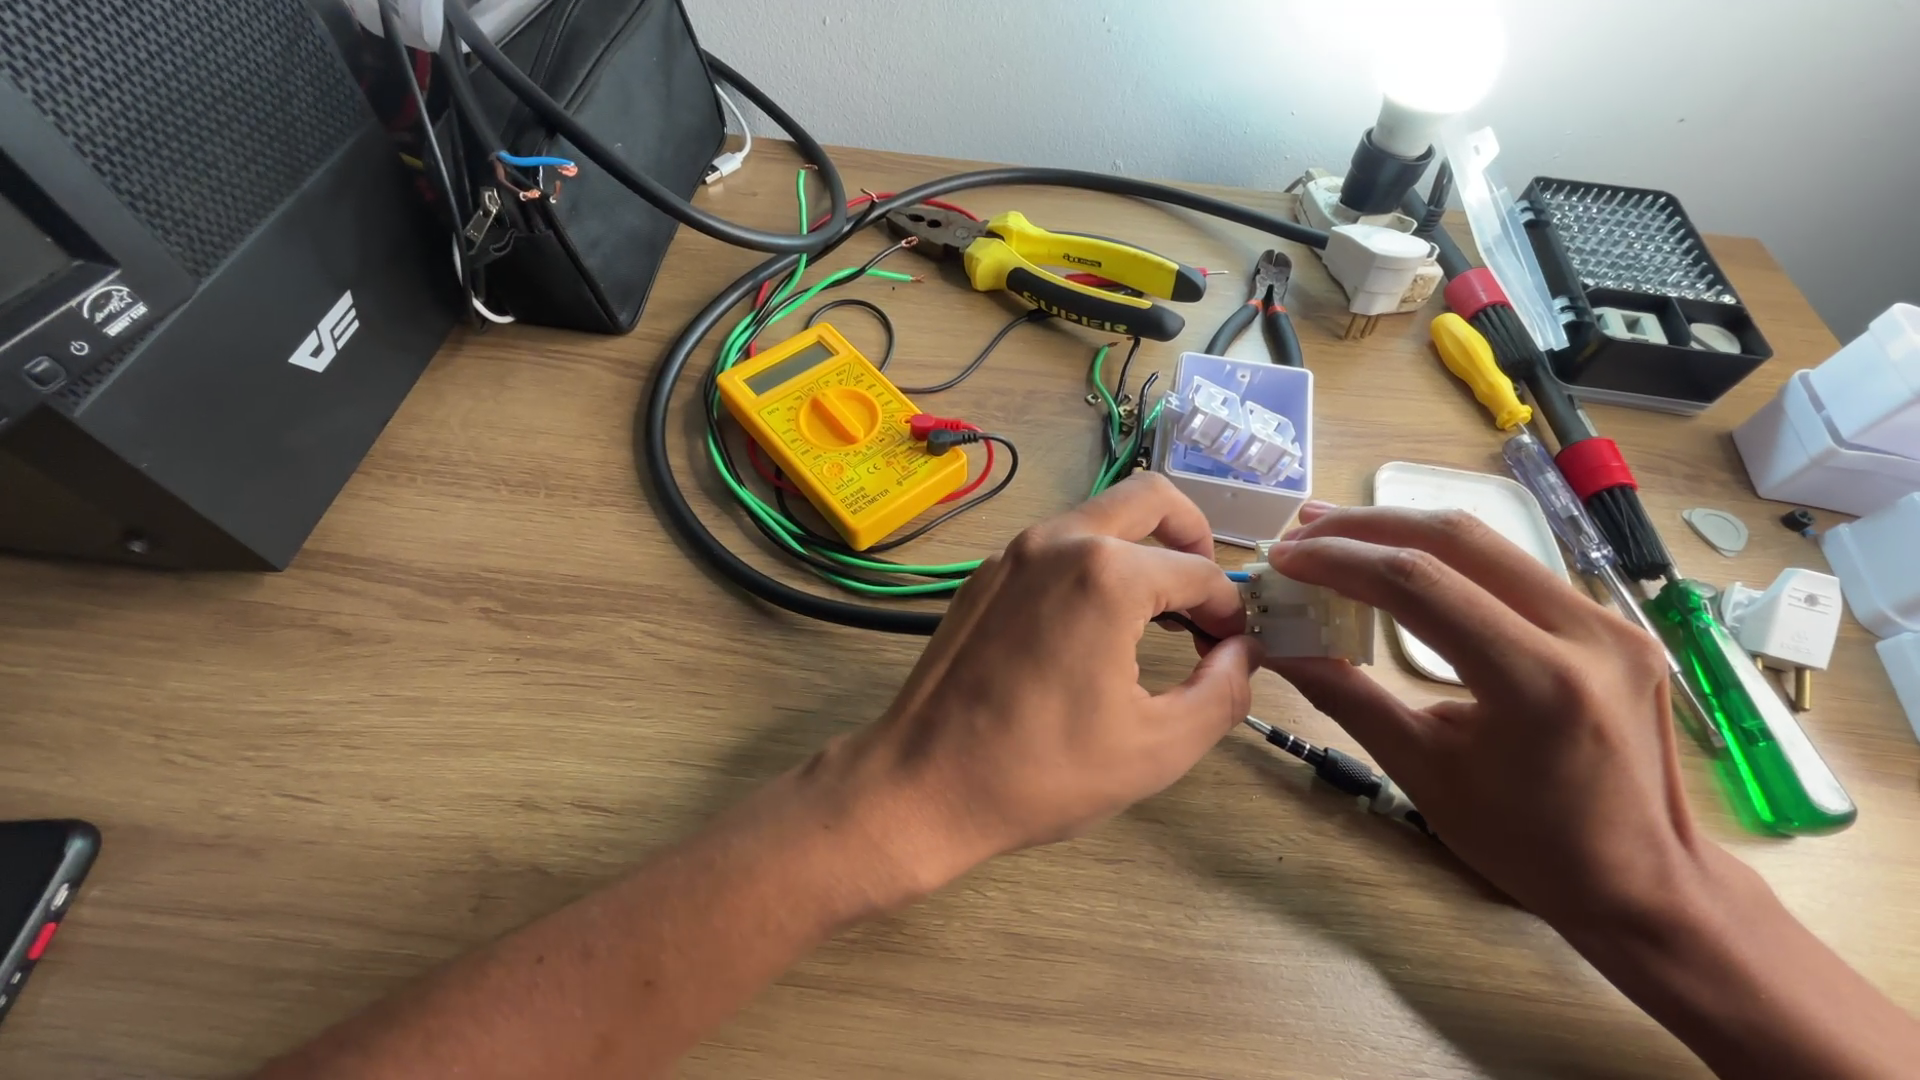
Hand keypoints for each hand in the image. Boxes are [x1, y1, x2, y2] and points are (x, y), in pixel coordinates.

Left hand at [811, 473, 1262, 900]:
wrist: (922, 784)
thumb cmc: (1042, 772)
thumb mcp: (1157, 747)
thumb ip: (1223, 692)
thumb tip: (1242, 653)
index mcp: (1106, 574)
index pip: (1199, 571)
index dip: (1229, 611)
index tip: (1233, 649)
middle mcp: (1057, 541)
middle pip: (1150, 500)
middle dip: (1194, 537)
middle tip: (1204, 597)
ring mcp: (1012, 552)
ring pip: (1097, 516)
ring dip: (1140, 549)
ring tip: (1157, 616)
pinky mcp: (984, 574)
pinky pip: (1055, 545)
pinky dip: (1091, 563)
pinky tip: (1094, 624)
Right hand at [1263, 503, 1710, 929]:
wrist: (1649, 884)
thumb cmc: (1527, 845)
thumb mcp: (1422, 772)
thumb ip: (1346, 696)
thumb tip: (1276, 648)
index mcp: (1538, 682)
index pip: (1418, 583)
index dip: (1338, 561)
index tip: (1283, 559)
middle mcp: (1587, 632)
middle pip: (1457, 539)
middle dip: (1365, 526)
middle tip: (1301, 532)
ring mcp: (1611, 621)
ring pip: (1487, 544)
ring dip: (1403, 532)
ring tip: (1336, 535)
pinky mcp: (1612, 623)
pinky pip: (1512, 569)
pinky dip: (1444, 558)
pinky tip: (1400, 562)